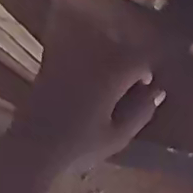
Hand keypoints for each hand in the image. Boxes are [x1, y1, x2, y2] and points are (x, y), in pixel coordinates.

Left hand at [6, 52, 165, 176]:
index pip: (139, 61)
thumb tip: (158, 91)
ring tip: (109, 85)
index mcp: (111, 75)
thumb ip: (141, 111)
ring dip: (109, 59)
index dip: (146, 74)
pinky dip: (87, 60)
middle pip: (119, 48)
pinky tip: (86, 85)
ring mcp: (68, 58)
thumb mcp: (118, 136)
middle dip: (129, 64)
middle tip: (129, 89)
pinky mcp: (51, 63)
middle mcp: (90, 58)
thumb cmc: (80, 146)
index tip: (146, 91)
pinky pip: (75, 49)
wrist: (33, 147)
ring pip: (97, 44)